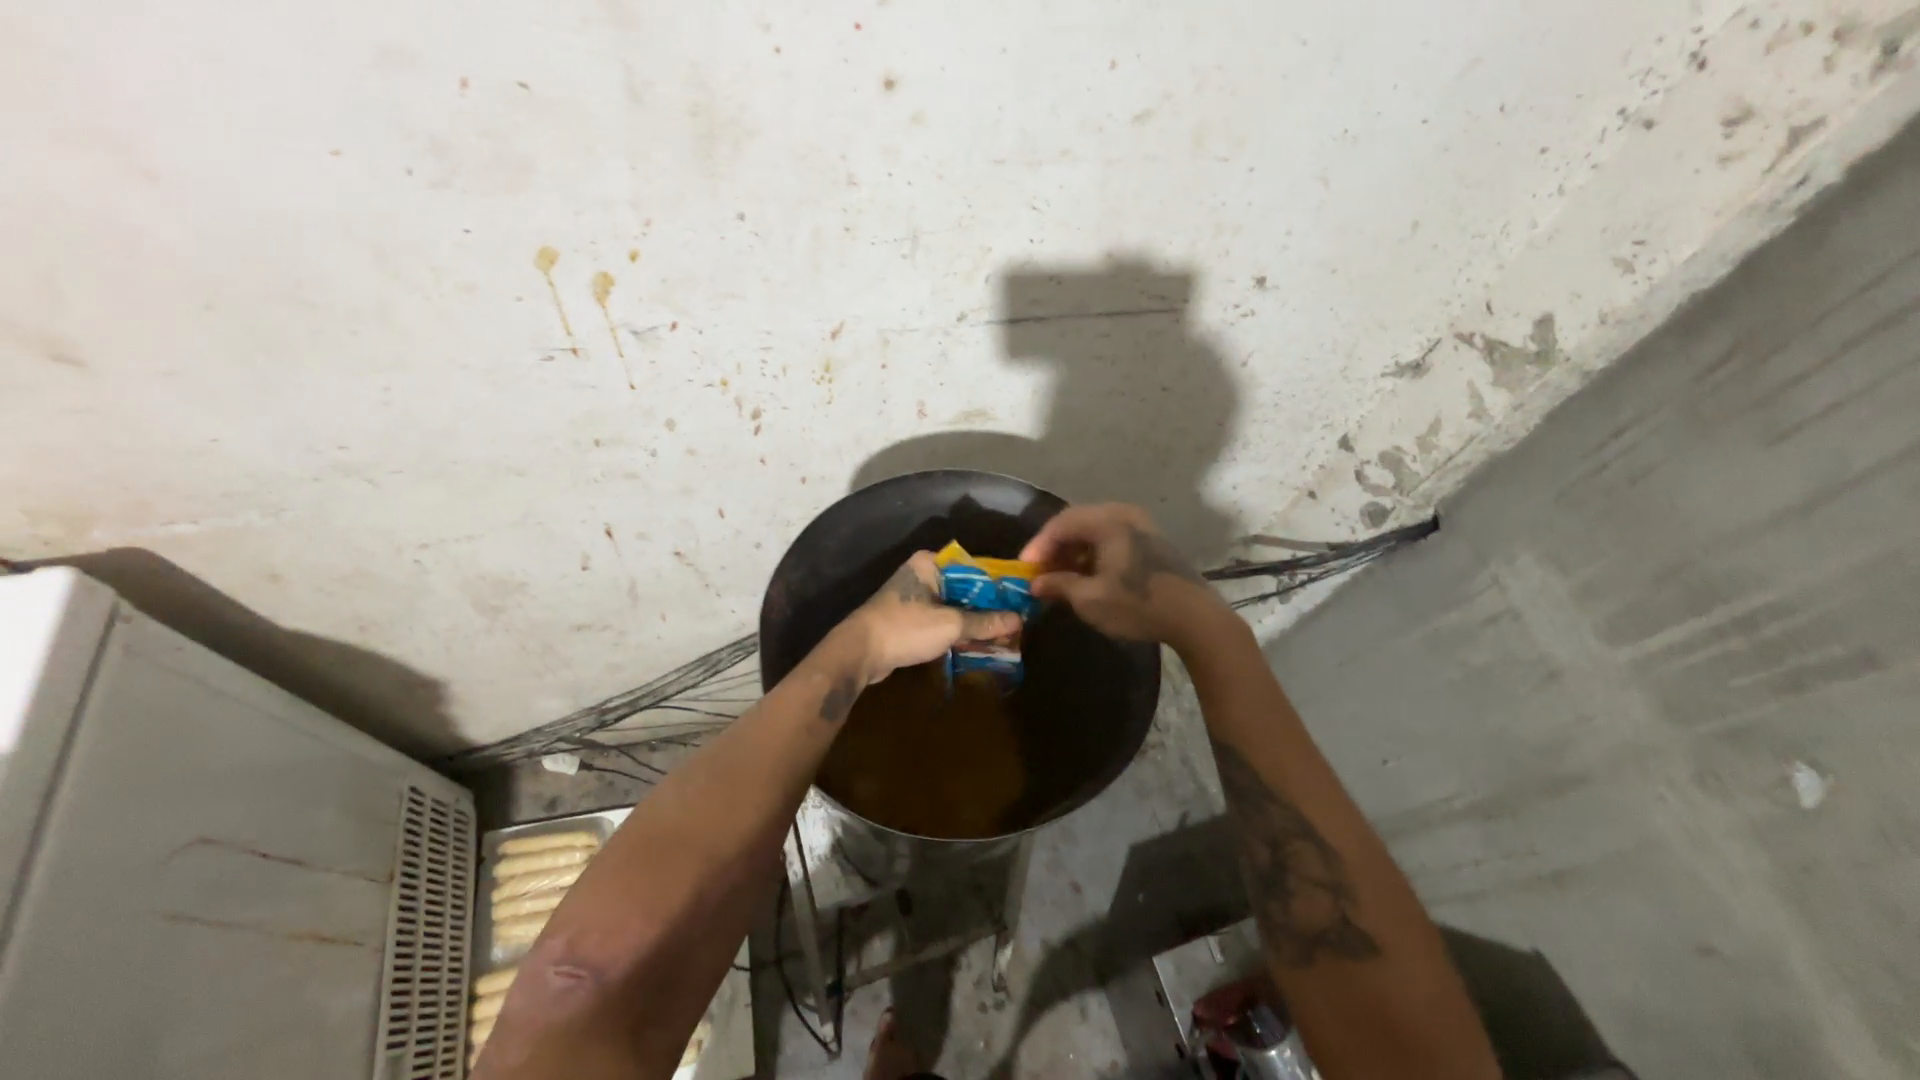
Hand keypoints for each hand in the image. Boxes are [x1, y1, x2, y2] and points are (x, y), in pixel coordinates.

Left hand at [840, 552, 1021, 683]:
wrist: (859, 653)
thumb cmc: (905, 628)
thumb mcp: (951, 625)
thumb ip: (985, 622)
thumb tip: (1018, 620)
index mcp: (929, 564)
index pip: (974, 566)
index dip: (999, 583)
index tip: (1021, 597)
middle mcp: (922, 575)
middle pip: (966, 588)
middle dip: (989, 606)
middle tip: (1017, 620)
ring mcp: (914, 598)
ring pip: (954, 606)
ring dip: (975, 621)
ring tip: (1004, 634)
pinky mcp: (909, 620)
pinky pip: (942, 621)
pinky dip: (958, 631)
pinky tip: (979, 644)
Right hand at [1018, 503, 1229, 646]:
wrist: (1196, 618)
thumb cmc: (1138, 605)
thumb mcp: (1090, 600)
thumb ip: (1059, 586)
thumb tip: (1036, 584)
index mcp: (1109, 521)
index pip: (1061, 524)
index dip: (1038, 546)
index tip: (1024, 570)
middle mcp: (1124, 514)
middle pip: (1077, 523)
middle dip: (1055, 548)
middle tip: (1038, 573)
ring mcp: (1141, 525)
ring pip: (1094, 531)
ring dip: (1073, 552)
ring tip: (1059, 578)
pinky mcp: (1151, 541)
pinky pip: (1111, 538)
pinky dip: (1093, 554)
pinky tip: (1086, 577)